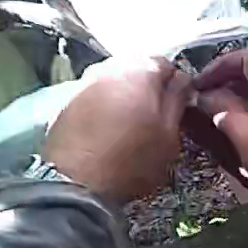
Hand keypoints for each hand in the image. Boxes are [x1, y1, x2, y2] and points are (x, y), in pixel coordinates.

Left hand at [43, 57, 191, 203]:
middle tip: (154, 116)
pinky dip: (104, 103)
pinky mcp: (64, 98)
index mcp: (141, 71)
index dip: (176, 84)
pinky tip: (107, 127)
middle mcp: (110, 66)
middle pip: (138, 67)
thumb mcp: (169, 134)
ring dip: (125, 93)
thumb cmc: (132, 160)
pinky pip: (95, 92)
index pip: (167, 64)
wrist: (74, 184)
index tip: (177, 106)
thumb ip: (178, 100)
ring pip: (114, 79)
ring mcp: (83, 80)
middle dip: (148, 86)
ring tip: (129, 121)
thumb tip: (183, 79)